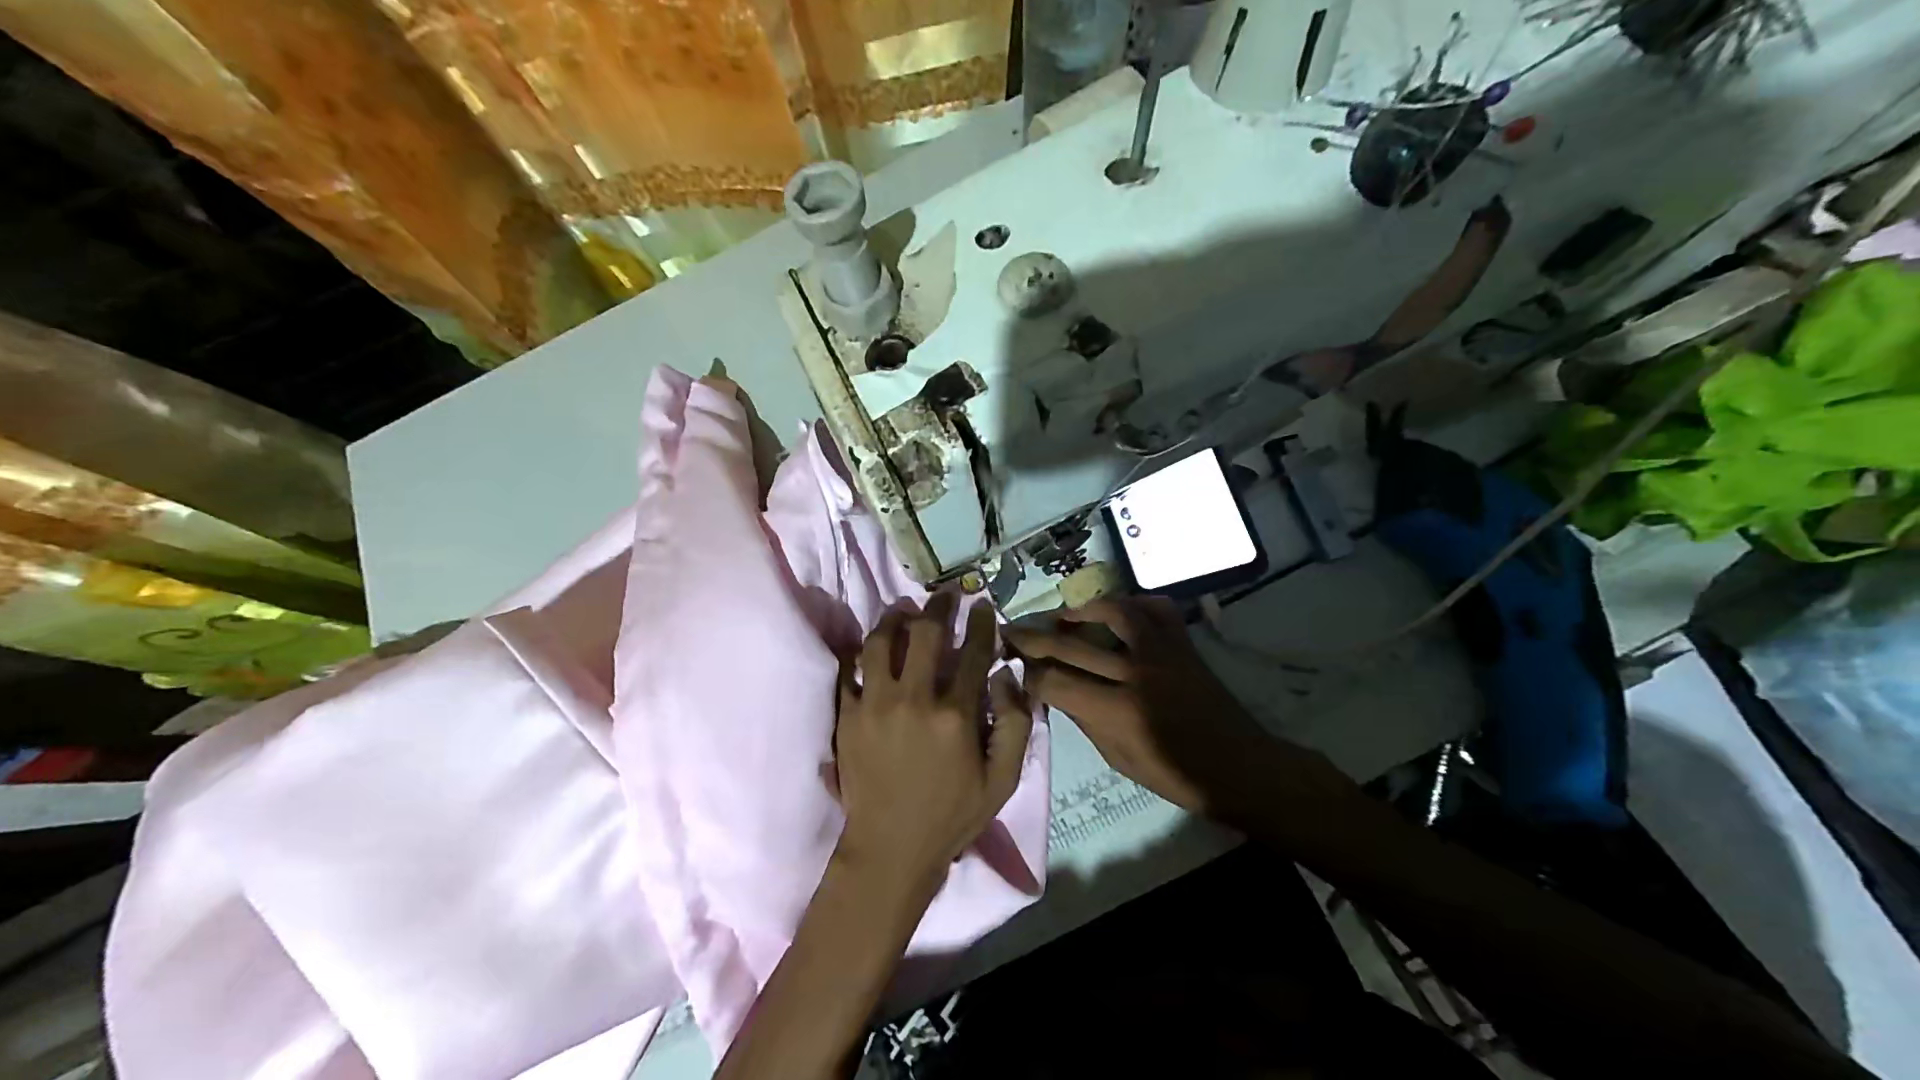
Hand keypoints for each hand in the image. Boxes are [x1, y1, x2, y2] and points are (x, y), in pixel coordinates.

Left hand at [834, 594, 1034, 894]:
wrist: (890, 848)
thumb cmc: (951, 815)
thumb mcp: (1003, 781)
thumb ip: (1016, 725)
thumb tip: (1005, 675)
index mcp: (955, 714)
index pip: (972, 652)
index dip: (981, 624)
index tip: (982, 607)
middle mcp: (914, 698)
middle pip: (924, 634)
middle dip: (938, 608)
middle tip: (943, 597)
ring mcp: (874, 704)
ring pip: (879, 642)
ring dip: (893, 619)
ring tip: (902, 612)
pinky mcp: (846, 715)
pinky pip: (849, 670)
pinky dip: (860, 653)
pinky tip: (871, 649)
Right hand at [1007, 597, 1336, 817]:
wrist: (1238, 766)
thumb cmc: (1173, 774)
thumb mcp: (1117, 757)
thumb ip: (1082, 718)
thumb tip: (1050, 689)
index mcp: (1117, 711)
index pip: (1054, 680)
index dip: (1026, 673)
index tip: (1010, 667)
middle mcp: (1136, 672)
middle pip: (1071, 643)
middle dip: (1033, 636)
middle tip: (1011, 630)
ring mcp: (1162, 651)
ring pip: (1112, 610)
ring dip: (1080, 609)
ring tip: (1062, 616)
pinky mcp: (1183, 642)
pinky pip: (1154, 608)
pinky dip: (1132, 604)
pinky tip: (1116, 612)